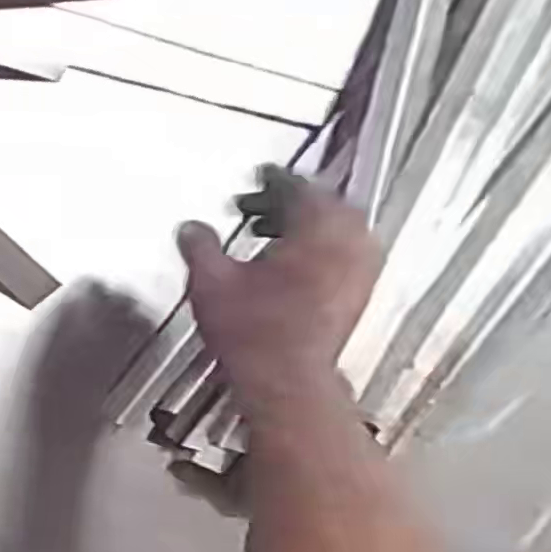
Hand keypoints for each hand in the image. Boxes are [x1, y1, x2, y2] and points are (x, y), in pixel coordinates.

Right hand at [177, 171, 380, 410]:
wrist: (283, 376)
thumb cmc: (251, 331)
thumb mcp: (210, 282)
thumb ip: (200, 247)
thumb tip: (191, 228)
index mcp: (317, 232)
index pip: (300, 190)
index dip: (275, 180)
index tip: (261, 175)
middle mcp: (350, 245)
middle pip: (325, 205)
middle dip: (289, 202)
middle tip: (257, 203)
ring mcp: (359, 269)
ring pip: (337, 228)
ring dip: (303, 224)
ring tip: (267, 231)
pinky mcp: (356, 291)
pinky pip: (342, 251)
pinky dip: (315, 245)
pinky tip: (285, 259)